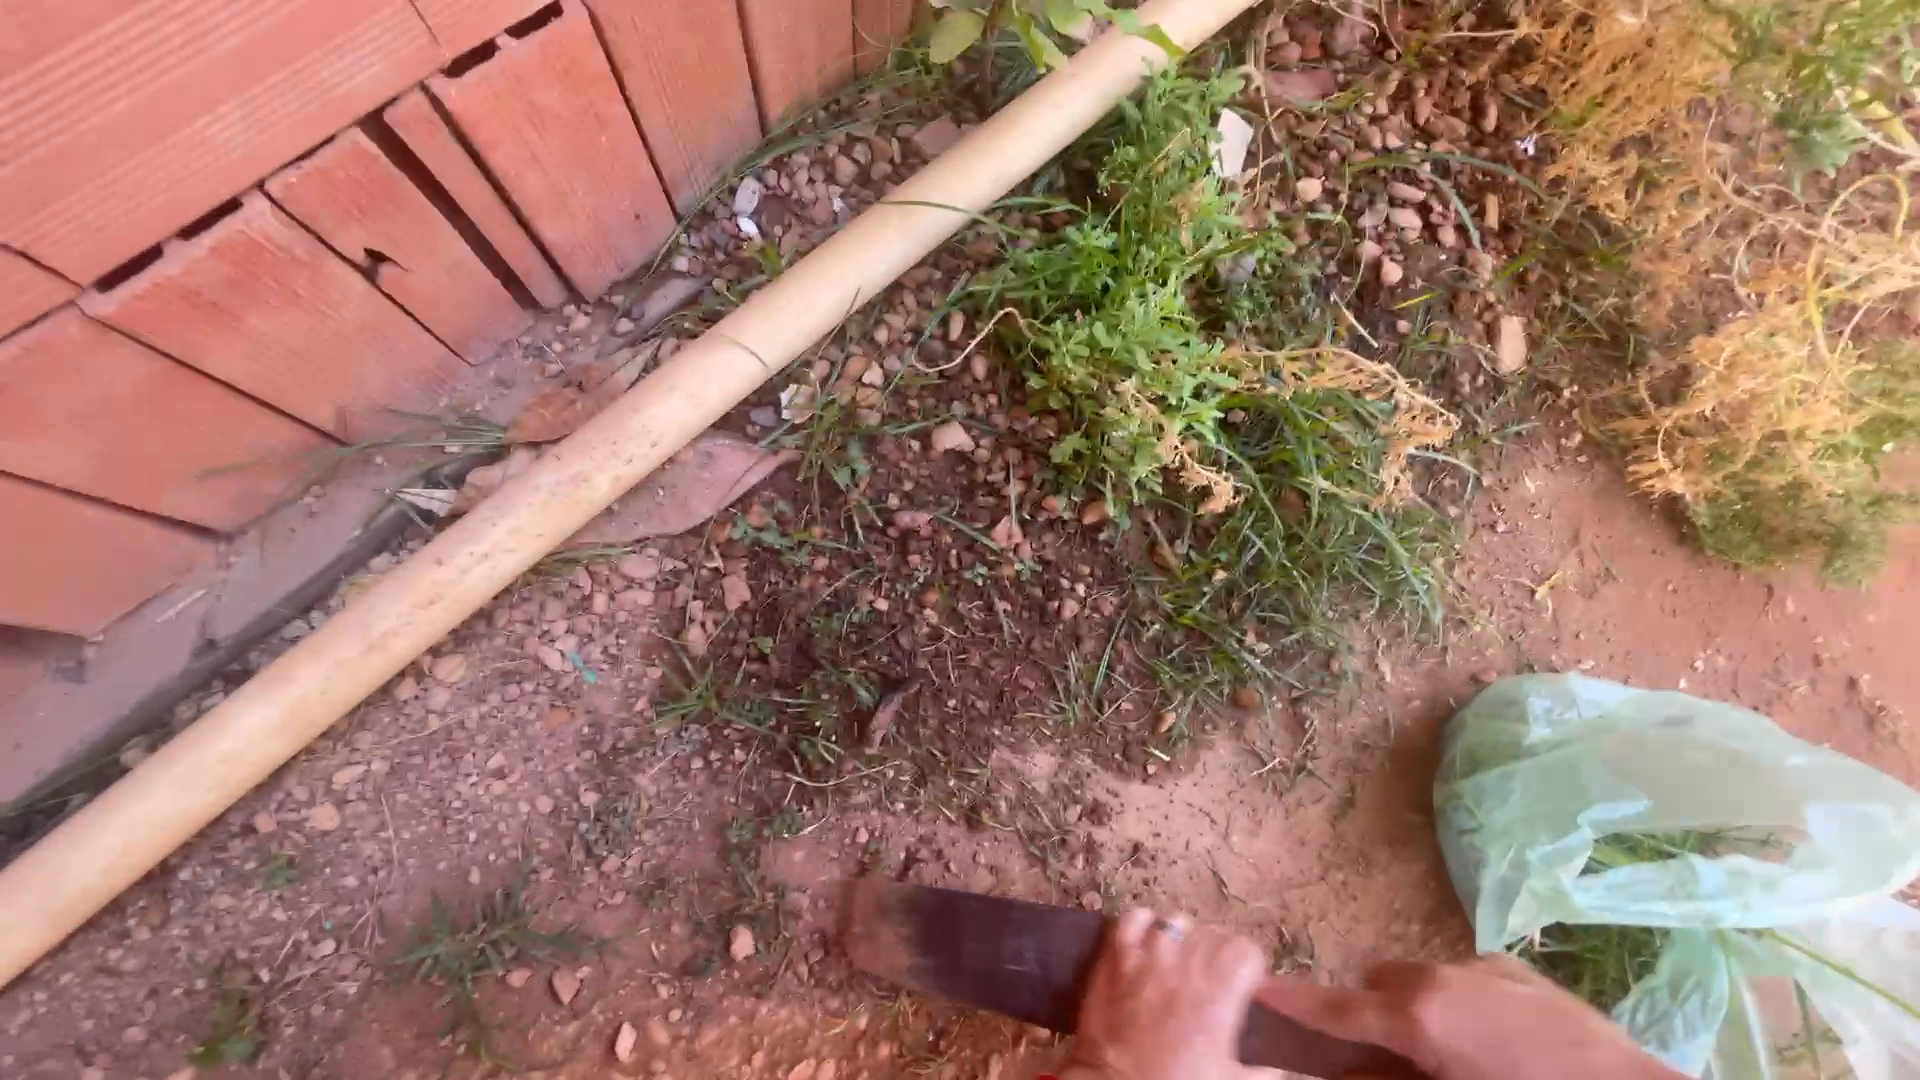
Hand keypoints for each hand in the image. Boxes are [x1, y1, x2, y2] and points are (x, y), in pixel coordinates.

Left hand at [1059, 907, 1271, 1079]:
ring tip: (1181, 961)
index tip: (1245, 983)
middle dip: (1219, 952)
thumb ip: (1262, 1069)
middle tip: (1214, 977)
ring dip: (1184, 939)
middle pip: (1212, 934)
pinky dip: (1143, 923)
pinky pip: (1133, 918)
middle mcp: (1184, 968)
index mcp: (1216, 998)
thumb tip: (1278, 1060)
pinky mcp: (1116, 956)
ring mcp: (1147, 957)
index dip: (1249, 965)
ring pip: (1175, 922)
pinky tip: (1148, 941)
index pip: (1245, 950)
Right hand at [1256, 954, 1687, 1079]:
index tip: (1257, 990)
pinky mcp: (1512, 968)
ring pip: (1417, 977)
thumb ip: (1387, 1078)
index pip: (1335, 1006)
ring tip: (1453, 1053)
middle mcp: (1435, 976)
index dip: (1291, 1001)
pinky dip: (1458, 1002)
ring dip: (1416, 1007)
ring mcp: (1476, 966)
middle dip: (1371, 1014)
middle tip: (1388, 1055)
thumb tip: (1342, 1073)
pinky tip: (1495, 1042)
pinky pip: (1461, 978)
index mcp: (1416, 1015)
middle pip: (1374, 982)